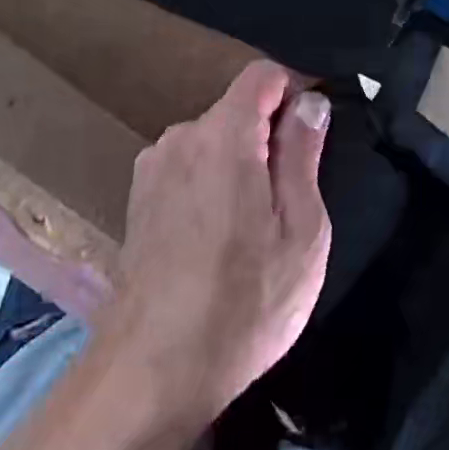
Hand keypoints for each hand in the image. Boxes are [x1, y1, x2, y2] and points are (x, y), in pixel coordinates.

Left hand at [98, 60, 332, 416]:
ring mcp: (152, 168)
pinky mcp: (137, 199)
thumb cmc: (246, 302)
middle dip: (269, 140)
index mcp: (223, 136)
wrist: (153, 373)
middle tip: (286, 205)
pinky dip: (212, 186)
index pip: (262, 76)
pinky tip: (216, 242)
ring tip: (251, 231)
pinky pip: (190, 168)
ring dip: (240, 166)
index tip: (310, 141)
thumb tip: (309, 102)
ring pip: (214, 142)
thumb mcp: (301, 229)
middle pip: (238, 111)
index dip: (294, 95)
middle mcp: (180, 138)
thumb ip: (303, 154)